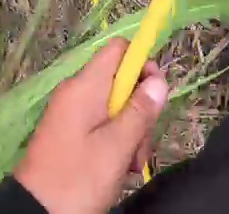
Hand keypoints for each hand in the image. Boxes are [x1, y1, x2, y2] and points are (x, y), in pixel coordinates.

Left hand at [13, 38, 167, 213]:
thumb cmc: (77, 179)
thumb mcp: (115, 147)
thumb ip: (140, 111)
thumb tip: (159, 79)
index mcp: (85, 86)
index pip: (118, 49)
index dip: (142, 65)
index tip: (154, 96)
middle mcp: (76, 92)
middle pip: (120, 82)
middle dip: (138, 110)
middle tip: (141, 146)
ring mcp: (71, 114)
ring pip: (113, 107)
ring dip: (129, 133)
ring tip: (130, 167)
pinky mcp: (69, 134)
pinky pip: (100, 125)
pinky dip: (114, 143)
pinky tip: (119, 169)